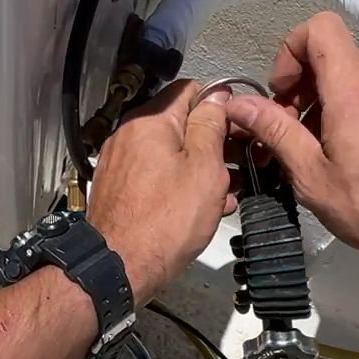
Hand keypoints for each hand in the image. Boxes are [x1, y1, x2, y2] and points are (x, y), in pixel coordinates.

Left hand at [86, 80, 234, 303]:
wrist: (120, 268)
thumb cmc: (163, 225)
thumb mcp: (204, 168)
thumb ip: (211, 127)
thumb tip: (217, 97)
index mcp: (150, 121)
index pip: (190, 91)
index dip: (220, 105)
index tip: (238, 127)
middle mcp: (129, 136)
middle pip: (179, 125)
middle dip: (211, 144)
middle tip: (234, 167)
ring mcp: (121, 163)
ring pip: (169, 154)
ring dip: (197, 170)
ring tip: (221, 195)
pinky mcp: (120, 189)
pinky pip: (155, 177)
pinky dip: (177, 186)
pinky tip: (197, 209)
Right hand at [223, 12, 358, 281]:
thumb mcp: (311, 174)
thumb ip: (274, 131)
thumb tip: (239, 104)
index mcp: (354, 91)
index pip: (320, 28)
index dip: (290, 51)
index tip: (280, 93)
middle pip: (330, 58)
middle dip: (298, 88)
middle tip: (285, 132)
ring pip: (347, 83)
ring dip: (318, 108)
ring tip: (308, 153)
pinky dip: (342, 118)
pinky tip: (337, 160)